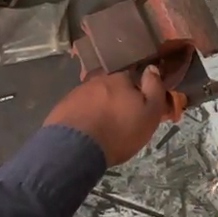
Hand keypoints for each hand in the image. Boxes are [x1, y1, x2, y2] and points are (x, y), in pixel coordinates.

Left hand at [44, 66, 172, 165]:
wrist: (76, 148)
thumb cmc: (119, 131)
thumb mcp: (149, 114)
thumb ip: (154, 89)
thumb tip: (152, 68)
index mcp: (120, 78)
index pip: (133, 78)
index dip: (137, 92)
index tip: (138, 108)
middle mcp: (98, 79)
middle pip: (111, 88)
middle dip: (116, 100)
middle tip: (120, 121)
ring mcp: (77, 92)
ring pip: (94, 97)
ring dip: (99, 108)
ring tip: (102, 128)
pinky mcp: (62, 106)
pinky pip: (78, 109)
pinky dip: (83, 117)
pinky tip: (86, 131)